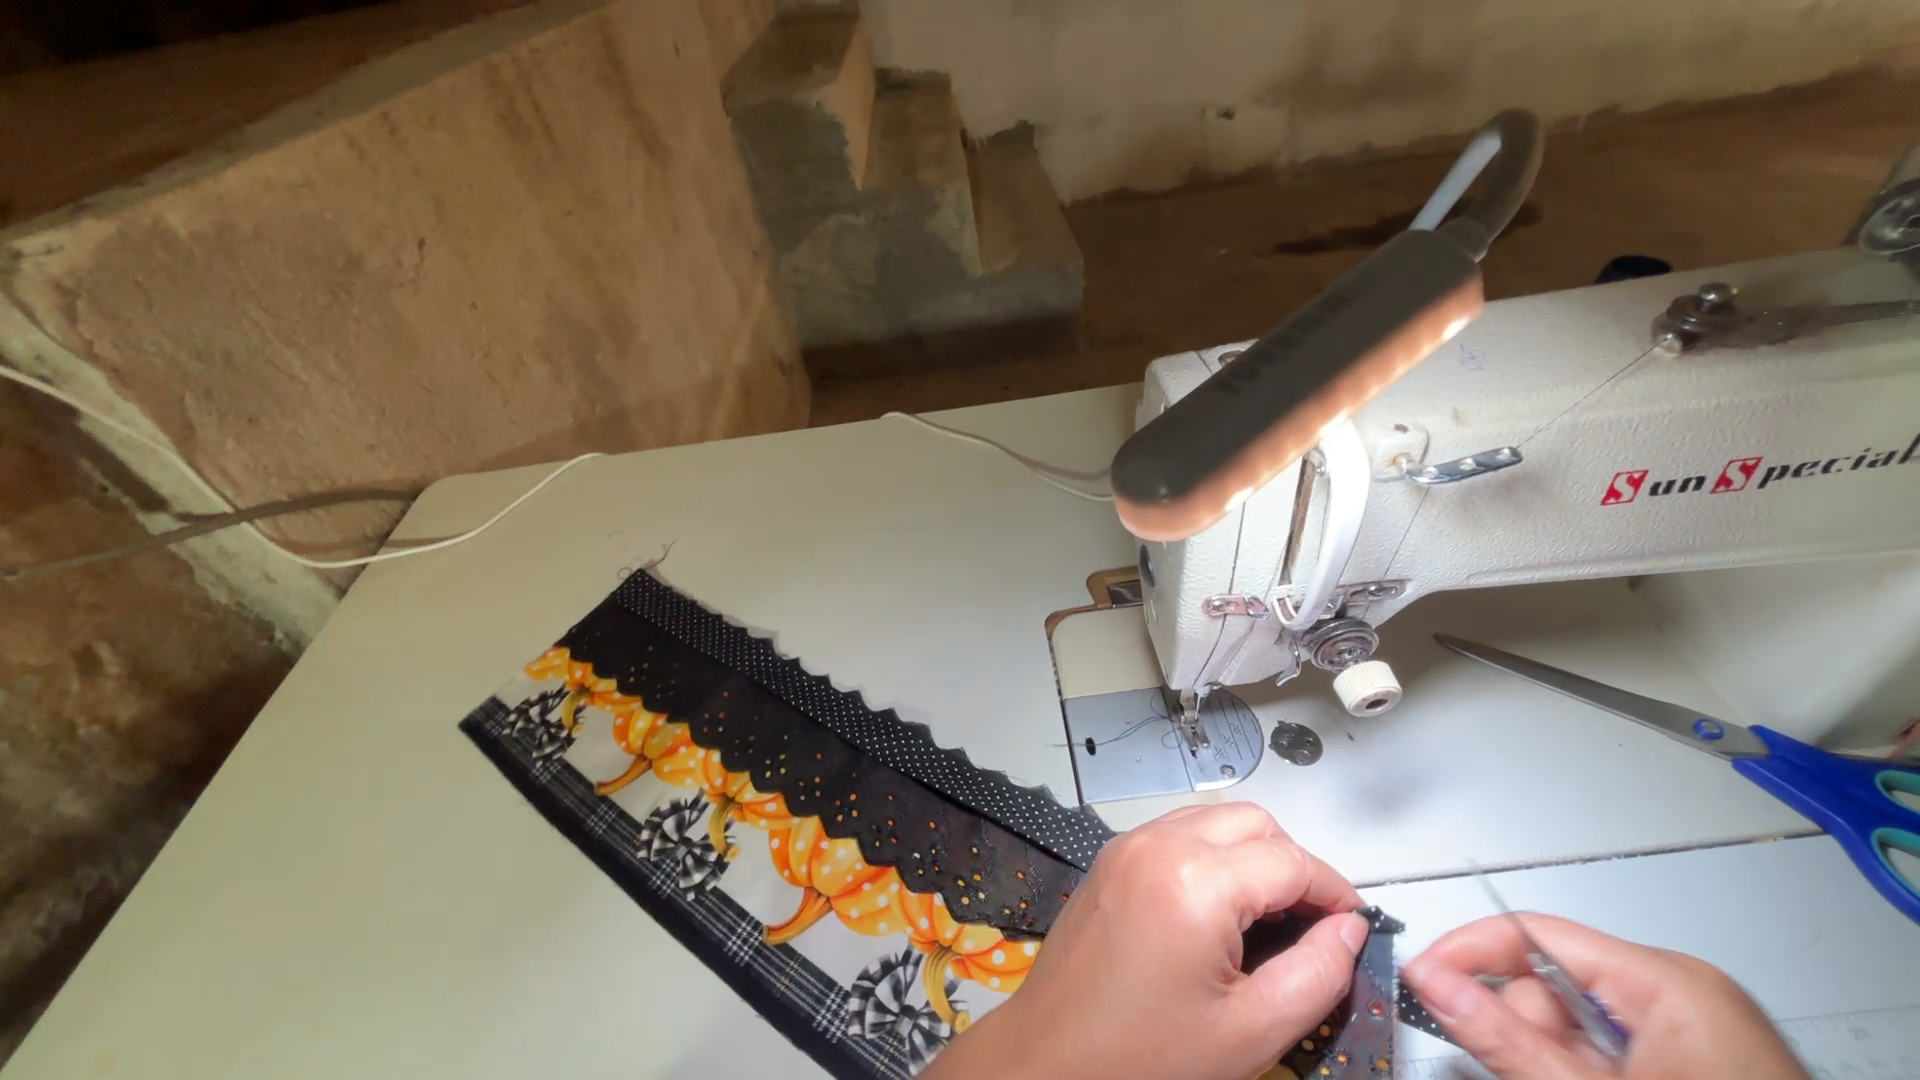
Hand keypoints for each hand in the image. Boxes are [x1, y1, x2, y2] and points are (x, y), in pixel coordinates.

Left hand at [922, 803, 1367, 1079]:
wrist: (1050, 1058)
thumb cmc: (1146, 1057)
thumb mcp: (1251, 1031)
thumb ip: (1316, 973)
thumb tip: (1348, 929)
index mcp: (1194, 880)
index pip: (1290, 860)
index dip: (1334, 890)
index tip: (1356, 923)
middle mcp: (1158, 843)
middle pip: (1253, 822)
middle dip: (1293, 862)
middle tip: (1313, 922)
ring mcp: (1128, 844)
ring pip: (1213, 819)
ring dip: (1251, 853)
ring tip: (1270, 915)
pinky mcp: (1110, 857)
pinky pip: (1176, 832)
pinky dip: (1211, 852)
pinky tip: (1219, 905)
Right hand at [1402, 914, 1809, 1079]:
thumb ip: (1507, 1038)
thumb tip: (1429, 980)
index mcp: (1667, 980)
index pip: (1532, 932)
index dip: (1467, 952)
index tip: (1421, 981)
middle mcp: (1682, 990)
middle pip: (1550, 982)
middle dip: (1526, 1032)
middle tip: (1530, 1078)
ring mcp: (1695, 1026)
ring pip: (1574, 1021)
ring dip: (1553, 1059)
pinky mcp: (1699, 1056)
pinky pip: (1609, 1045)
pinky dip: (1583, 1069)